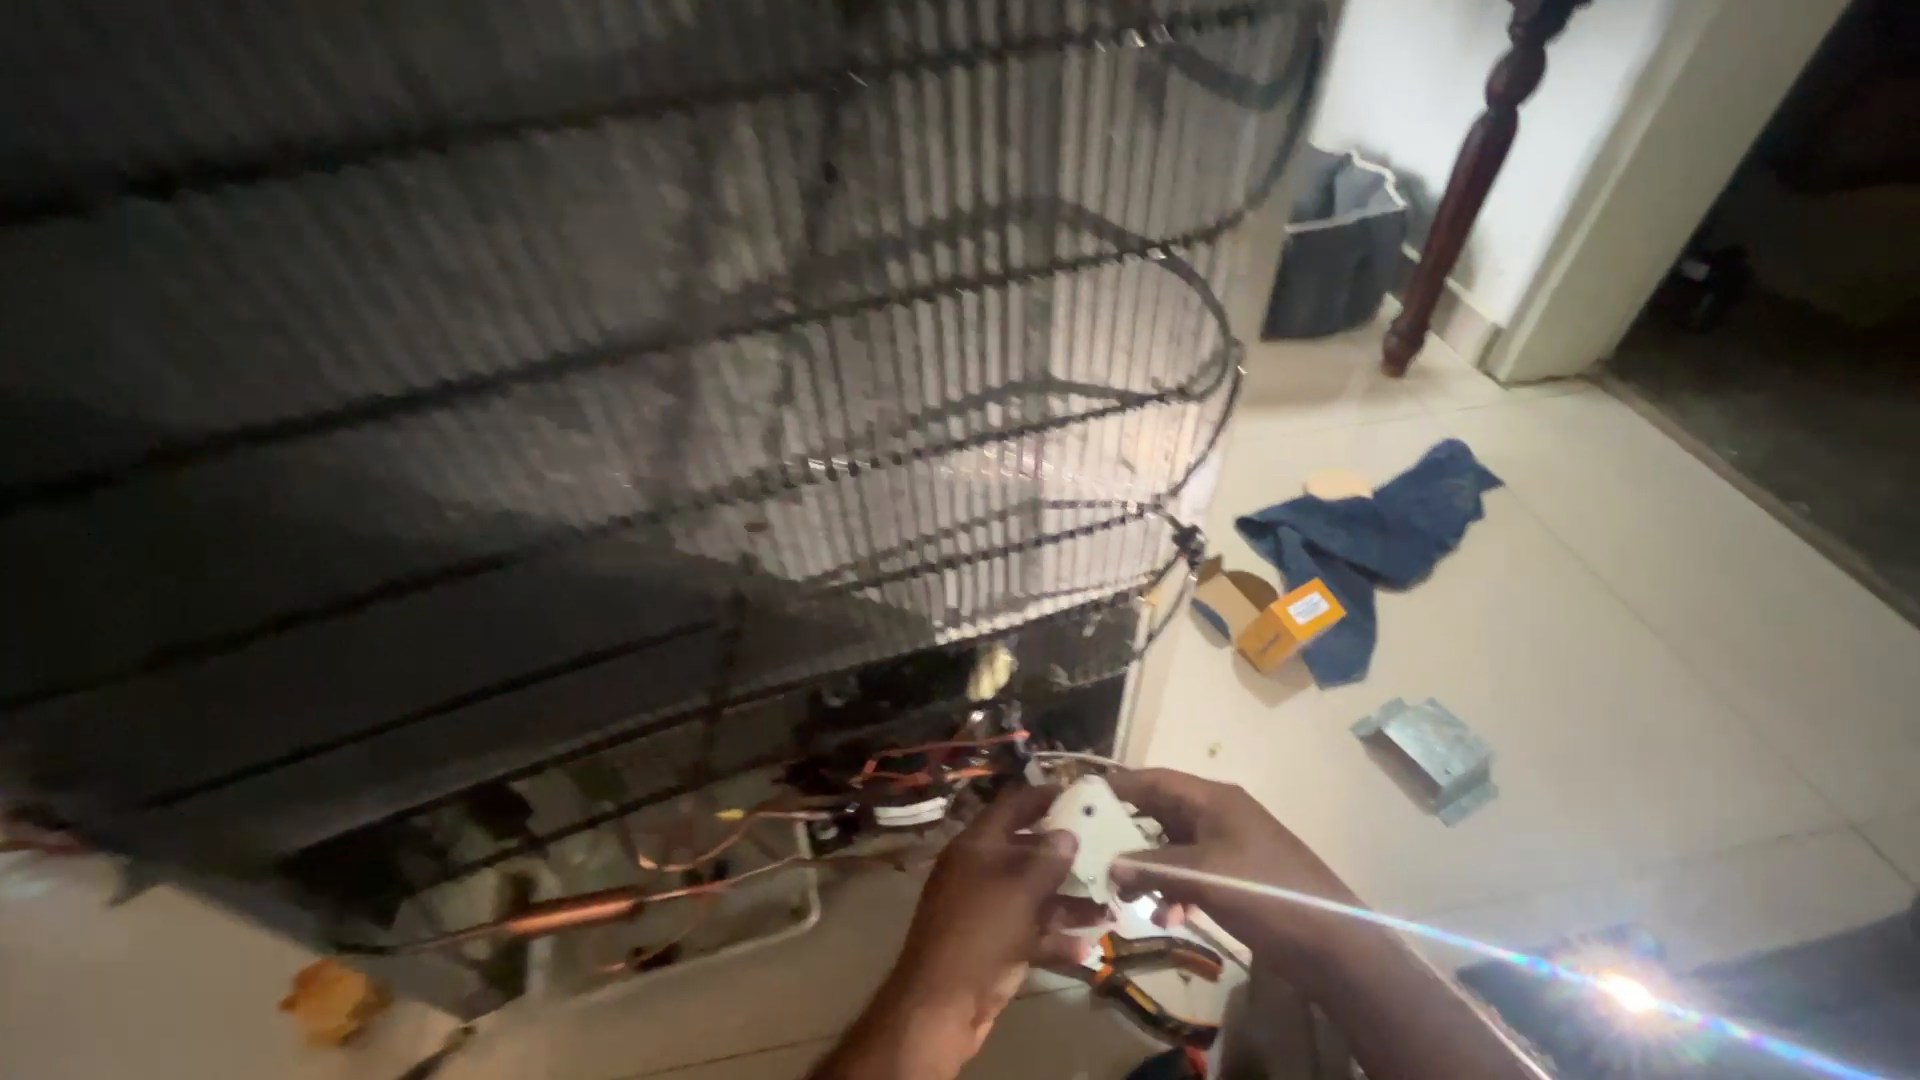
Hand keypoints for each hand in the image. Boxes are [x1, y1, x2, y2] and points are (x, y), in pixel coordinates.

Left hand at [888, 784, 1101, 1038]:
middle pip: (1028, 854)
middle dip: (1067, 857)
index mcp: (976, 847)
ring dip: (1070, 903)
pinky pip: (1032, 934)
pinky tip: (1087, 948)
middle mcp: (981, 872)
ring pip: (1035, 897)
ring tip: (1111, 908)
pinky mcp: (995, 947)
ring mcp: (987, 911)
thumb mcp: (1018, 891)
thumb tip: (1067, 834)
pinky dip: (1056, 940)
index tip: (1079, 796)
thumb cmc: (978, 933)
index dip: (1043, 799)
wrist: (940, 1005)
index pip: (1012, 808)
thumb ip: (1046, 860)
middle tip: (1107, 854)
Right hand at [1107, 769, 1361, 978]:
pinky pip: (1188, 873)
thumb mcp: (1204, 875)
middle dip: (1126, 835)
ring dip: (1147, 868)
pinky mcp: (1233, 877)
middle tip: (1094, 855)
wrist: (1333, 943)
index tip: (1079, 802)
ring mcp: (1226, 846)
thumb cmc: (1266, 892)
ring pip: (1170, 847)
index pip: (1153, 780)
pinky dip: (1171, 889)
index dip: (1116, 788)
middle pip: (1158, 813)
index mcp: (1212, 798)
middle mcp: (1216, 814)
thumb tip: (1109, 865)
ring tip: (1126, 895)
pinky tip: (1166, 915)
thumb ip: (1152, 866)